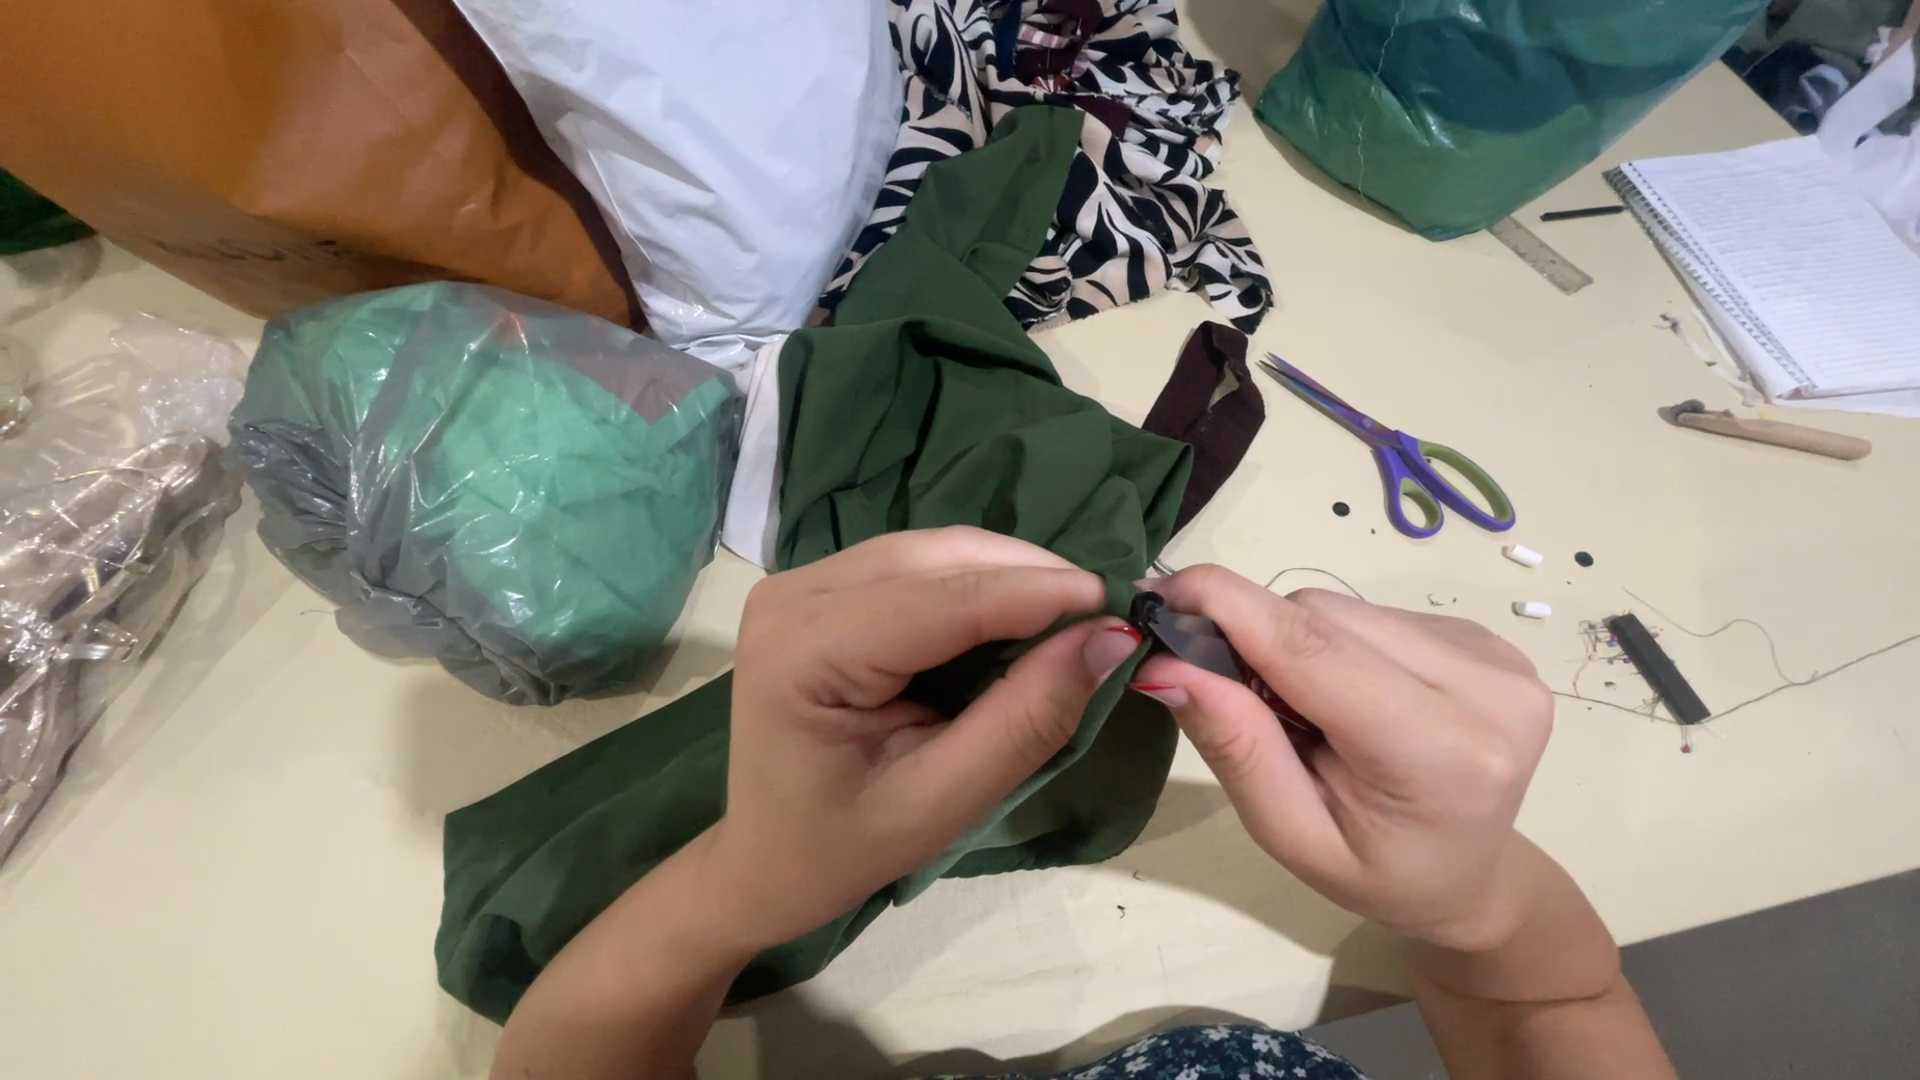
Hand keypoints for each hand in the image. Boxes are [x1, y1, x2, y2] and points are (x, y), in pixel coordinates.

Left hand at [698, 527, 1144, 950]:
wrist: (763, 855)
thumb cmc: (843, 847)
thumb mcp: (942, 802)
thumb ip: (1025, 719)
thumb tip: (1108, 638)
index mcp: (804, 652)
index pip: (941, 601)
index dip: (1036, 594)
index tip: (1116, 602)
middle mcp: (792, 596)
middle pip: (935, 558)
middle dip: (1026, 574)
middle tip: (1099, 609)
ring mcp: (798, 583)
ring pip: (929, 549)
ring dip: (1004, 571)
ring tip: (1066, 609)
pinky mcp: (816, 586)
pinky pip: (913, 562)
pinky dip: (972, 578)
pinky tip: (1011, 607)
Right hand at [1131, 566, 1554, 951]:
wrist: (1468, 873)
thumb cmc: (1375, 870)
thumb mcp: (1288, 833)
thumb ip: (1234, 746)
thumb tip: (1162, 663)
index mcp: (1440, 751)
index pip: (1307, 647)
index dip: (1221, 606)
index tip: (1152, 596)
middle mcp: (1483, 685)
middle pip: (1316, 617)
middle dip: (1251, 637)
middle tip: (1231, 692)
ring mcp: (1493, 652)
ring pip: (1335, 605)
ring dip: (1289, 639)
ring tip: (1299, 703)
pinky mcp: (1487, 632)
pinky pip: (1363, 609)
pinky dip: (1327, 639)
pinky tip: (1342, 687)